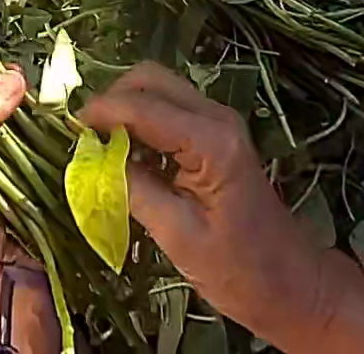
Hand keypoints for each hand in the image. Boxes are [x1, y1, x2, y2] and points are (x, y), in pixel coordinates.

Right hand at [80, 64, 363, 353]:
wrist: (295, 285)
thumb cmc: (241, 271)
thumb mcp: (179, 237)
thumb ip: (134, 189)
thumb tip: (93, 159)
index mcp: (210, 141)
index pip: (144, 107)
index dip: (102, 111)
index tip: (68, 124)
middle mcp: (215, 116)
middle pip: (152, 78)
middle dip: (113, 96)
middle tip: (85, 131)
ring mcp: (217, 119)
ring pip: (160, 86)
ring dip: (126, 103)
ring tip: (99, 139)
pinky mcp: (215, 131)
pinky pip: (169, 106)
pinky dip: (141, 116)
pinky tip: (126, 147)